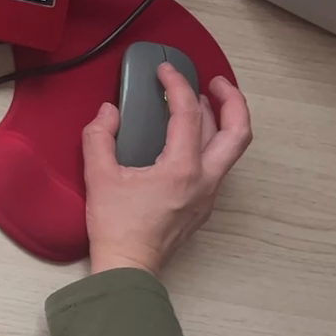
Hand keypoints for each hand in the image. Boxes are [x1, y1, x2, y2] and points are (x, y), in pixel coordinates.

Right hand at [82, 66, 252, 276]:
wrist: (129, 264)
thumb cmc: (116, 225)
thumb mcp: (98, 176)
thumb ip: (100, 138)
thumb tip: (108, 113)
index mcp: (181, 169)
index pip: (188, 115)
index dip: (177, 86)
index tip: (166, 72)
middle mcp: (205, 179)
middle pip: (238, 131)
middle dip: (232, 100)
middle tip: (216, 82)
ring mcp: (208, 193)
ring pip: (231, 148)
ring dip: (223, 120)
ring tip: (205, 104)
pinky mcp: (202, 203)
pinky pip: (218, 164)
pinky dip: (211, 141)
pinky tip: (190, 139)